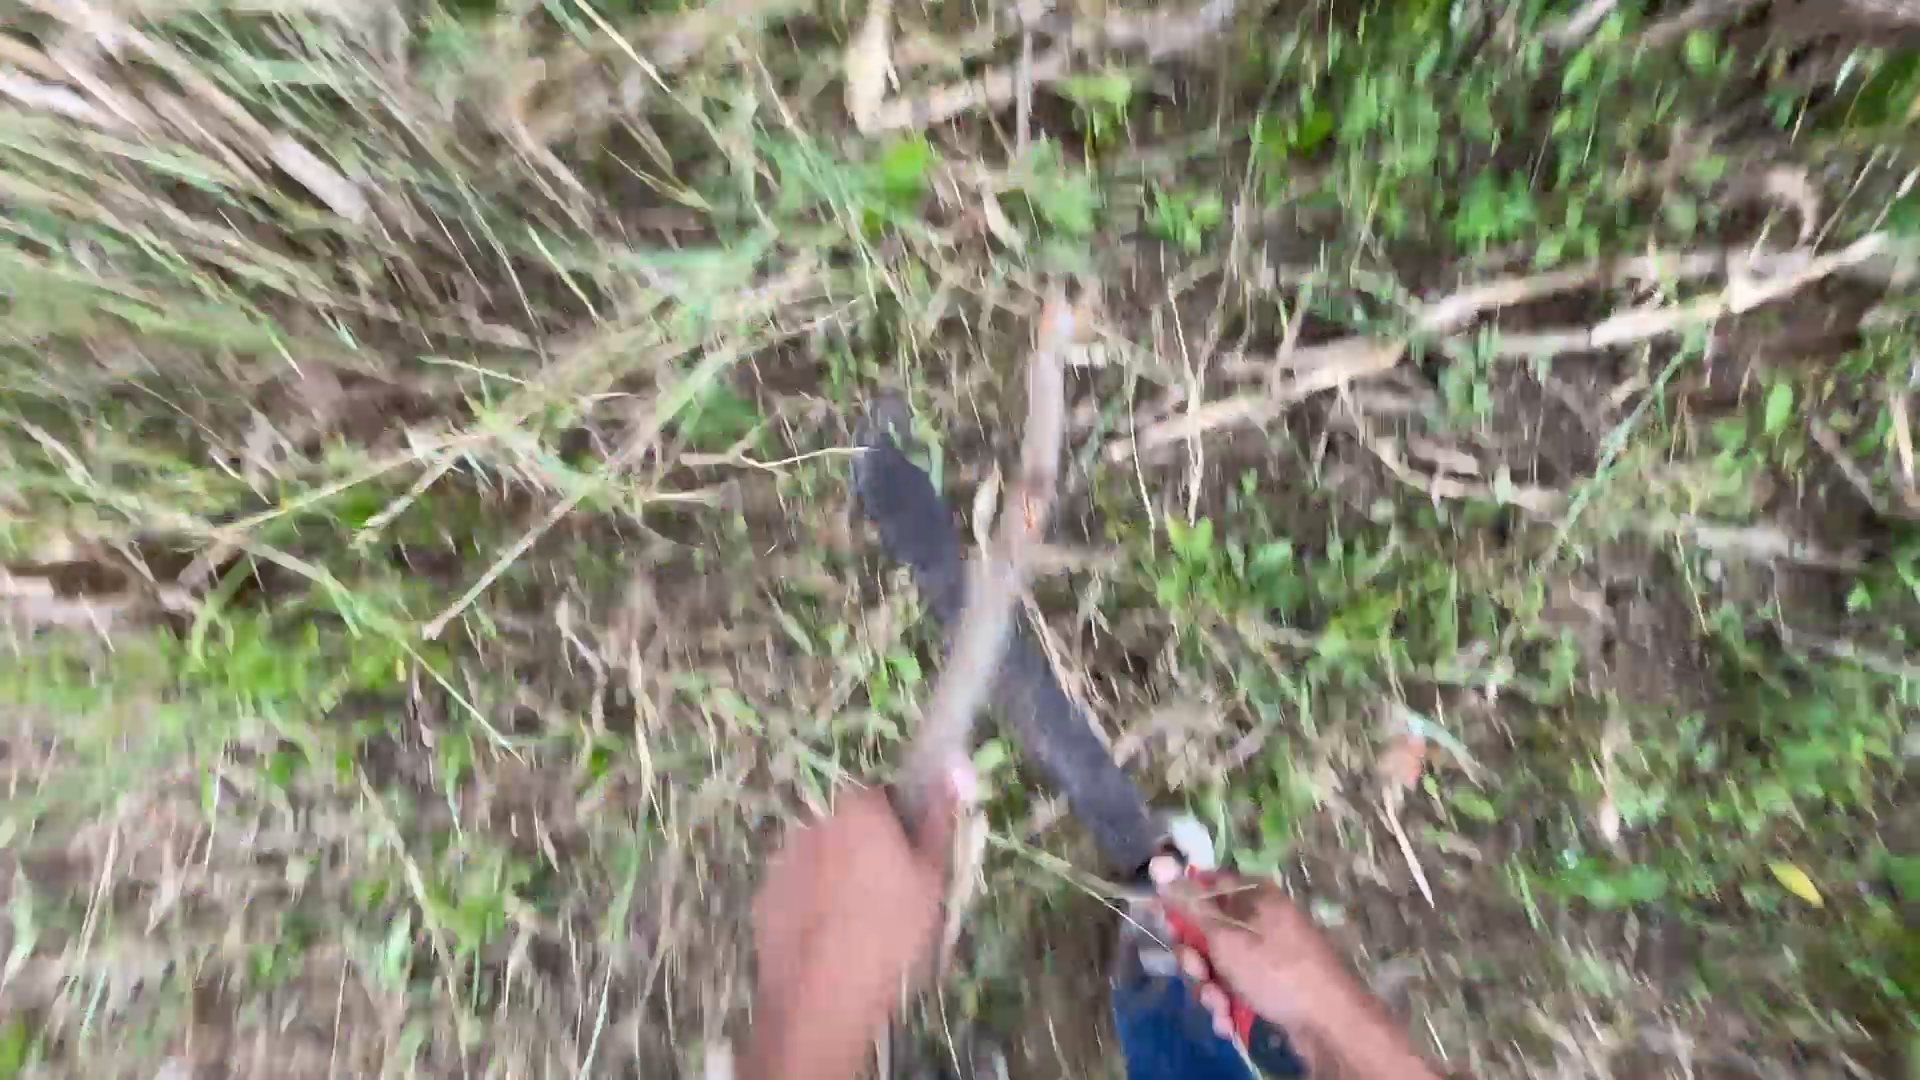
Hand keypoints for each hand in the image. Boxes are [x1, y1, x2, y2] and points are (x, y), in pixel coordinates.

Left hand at [746, 777, 967, 1079]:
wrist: (822, 997)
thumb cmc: (889, 930)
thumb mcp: (931, 876)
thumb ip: (939, 819)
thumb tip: (952, 774)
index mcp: (858, 807)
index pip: (882, 795)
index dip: (899, 825)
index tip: (909, 857)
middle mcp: (816, 820)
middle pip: (848, 824)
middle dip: (866, 846)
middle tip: (888, 890)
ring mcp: (783, 857)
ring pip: (821, 855)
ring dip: (836, 872)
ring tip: (856, 920)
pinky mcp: (764, 894)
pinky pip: (796, 886)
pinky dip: (810, 900)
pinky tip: (827, 935)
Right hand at [1151, 858, 1441, 1079]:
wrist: (1334, 1028)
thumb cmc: (1277, 970)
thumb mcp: (1225, 936)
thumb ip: (1188, 903)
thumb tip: (1158, 861)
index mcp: (1252, 893)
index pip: (1203, 885)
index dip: (1180, 904)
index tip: (1167, 927)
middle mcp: (1259, 916)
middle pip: (1206, 927)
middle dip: (1195, 957)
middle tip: (1197, 973)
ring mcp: (1268, 951)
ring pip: (1218, 961)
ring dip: (1209, 986)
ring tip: (1218, 1006)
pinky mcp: (1273, 983)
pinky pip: (1236, 983)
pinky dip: (1228, 1001)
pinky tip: (1229, 1020)